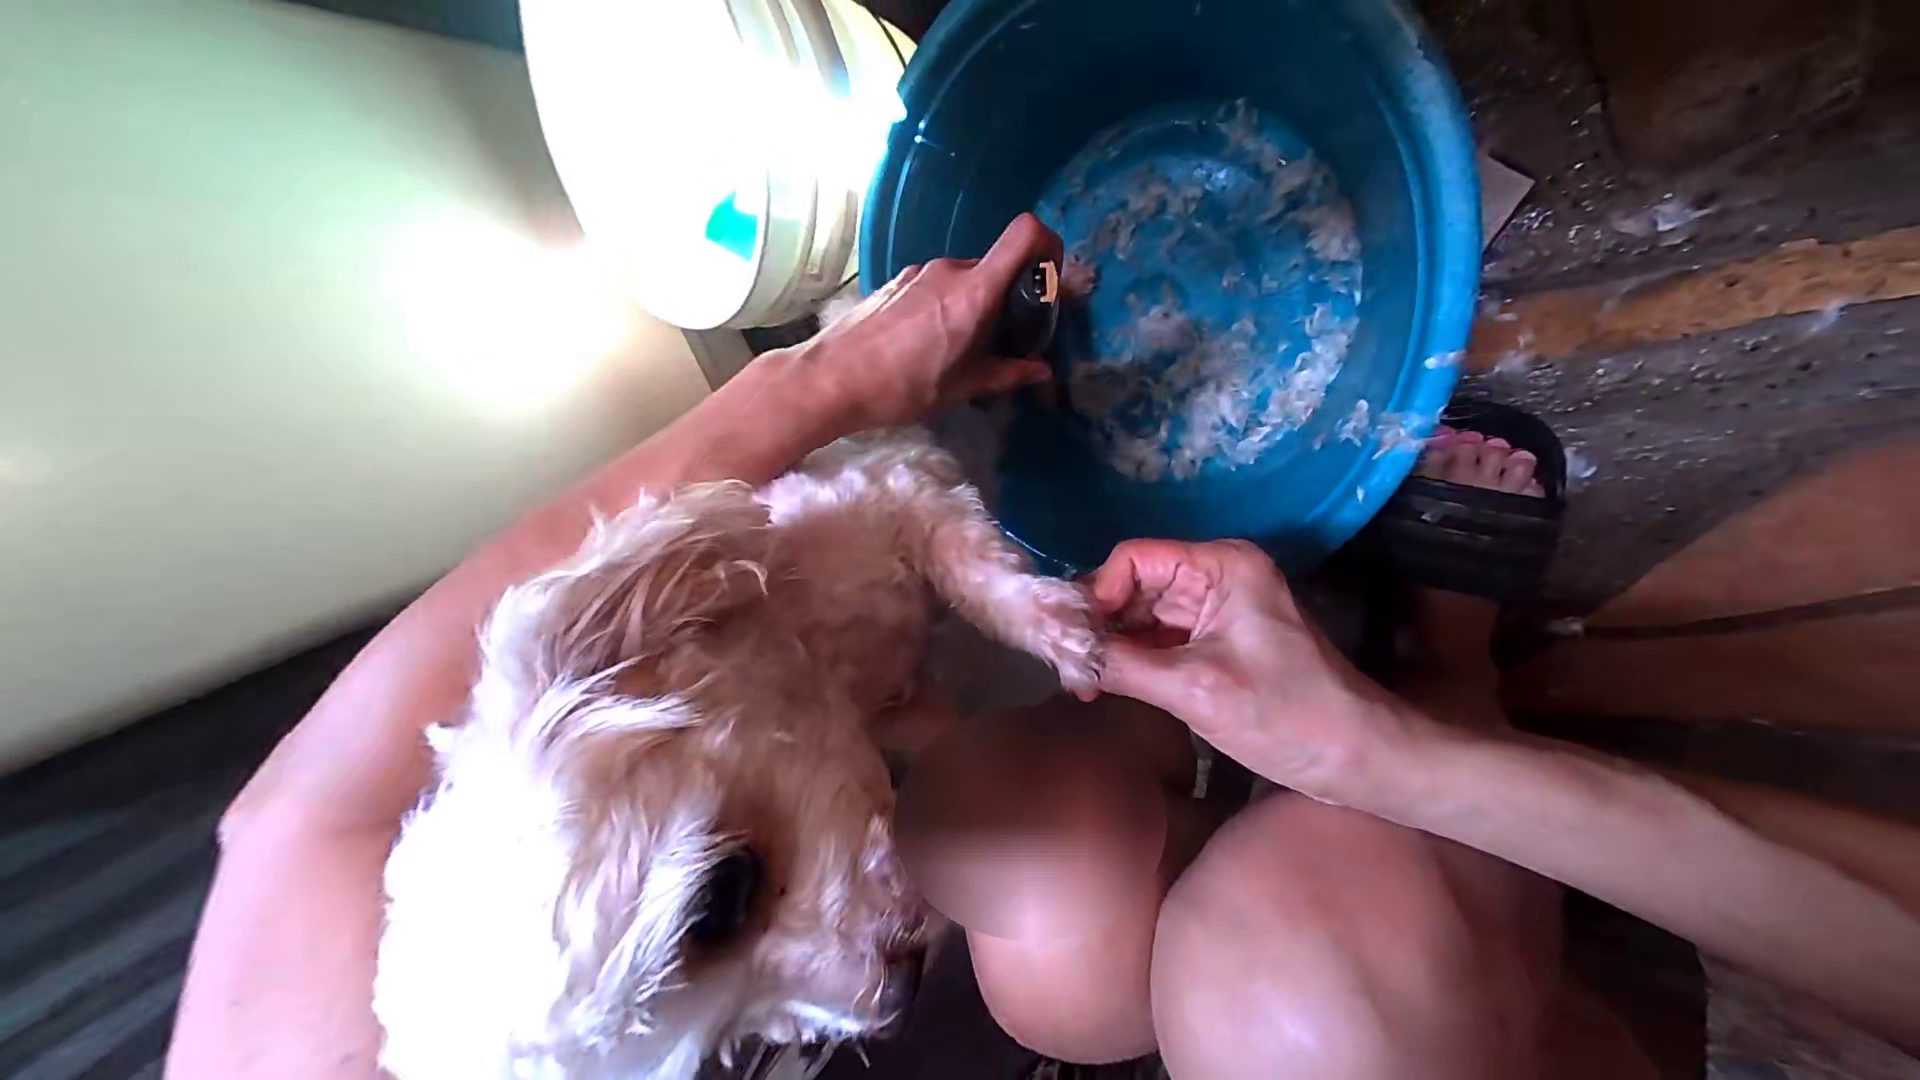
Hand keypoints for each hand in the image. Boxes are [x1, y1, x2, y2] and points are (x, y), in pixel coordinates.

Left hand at [801, 214, 1060, 430]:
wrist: (831, 379)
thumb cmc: (902, 387)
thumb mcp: (961, 388)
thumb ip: (1007, 374)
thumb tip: (1041, 370)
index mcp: (974, 291)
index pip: (1026, 233)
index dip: (1049, 247)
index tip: (1049, 283)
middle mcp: (949, 269)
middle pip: (997, 266)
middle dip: (1010, 298)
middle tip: (1003, 341)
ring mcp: (919, 271)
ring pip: (967, 279)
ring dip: (977, 305)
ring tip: (961, 349)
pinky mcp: (897, 281)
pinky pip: (938, 285)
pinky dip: (949, 305)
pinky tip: (929, 342)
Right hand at [1088, 539, 1396, 799]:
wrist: (1358, 759)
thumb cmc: (1287, 716)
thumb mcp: (1195, 689)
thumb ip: (1121, 664)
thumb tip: (1059, 650)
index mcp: (1221, 566)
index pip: (1134, 559)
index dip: (1098, 591)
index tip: (1074, 637)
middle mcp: (1212, 577)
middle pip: (1131, 585)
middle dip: (1096, 622)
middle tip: (1065, 663)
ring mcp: (1210, 609)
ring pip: (1136, 613)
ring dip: (1107, 644)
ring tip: (1079, 681)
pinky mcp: (1208, 640)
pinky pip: (1152, 638)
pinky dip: (1125, 658)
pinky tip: (1100, 684)